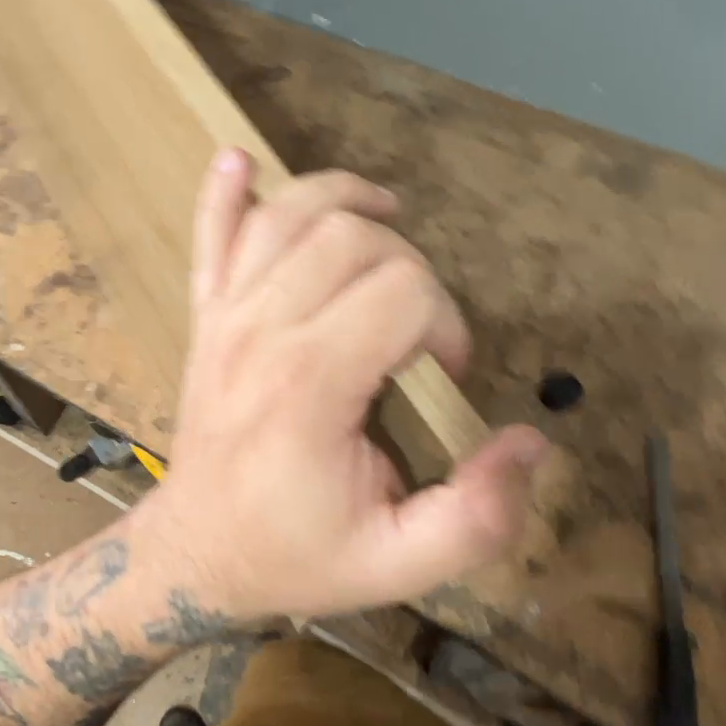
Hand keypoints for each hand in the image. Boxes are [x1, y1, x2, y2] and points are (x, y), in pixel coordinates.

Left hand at [146, 148, 548, 619]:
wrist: (196, 552)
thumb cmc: (293, 555)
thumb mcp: (398, 565)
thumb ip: (478, 516)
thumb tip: (530, 443)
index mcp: (309, 385)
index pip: (403, 292)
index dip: (447, 324)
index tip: (444, 373)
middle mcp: (260, 332)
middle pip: (353, 239)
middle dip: (409, 269)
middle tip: (414, 333)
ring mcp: (223, 316)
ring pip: (290, 215)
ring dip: (346, 206)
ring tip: (385, 226)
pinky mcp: (204, 317)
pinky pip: (211, 237)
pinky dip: (226, 193)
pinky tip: (240, 161)